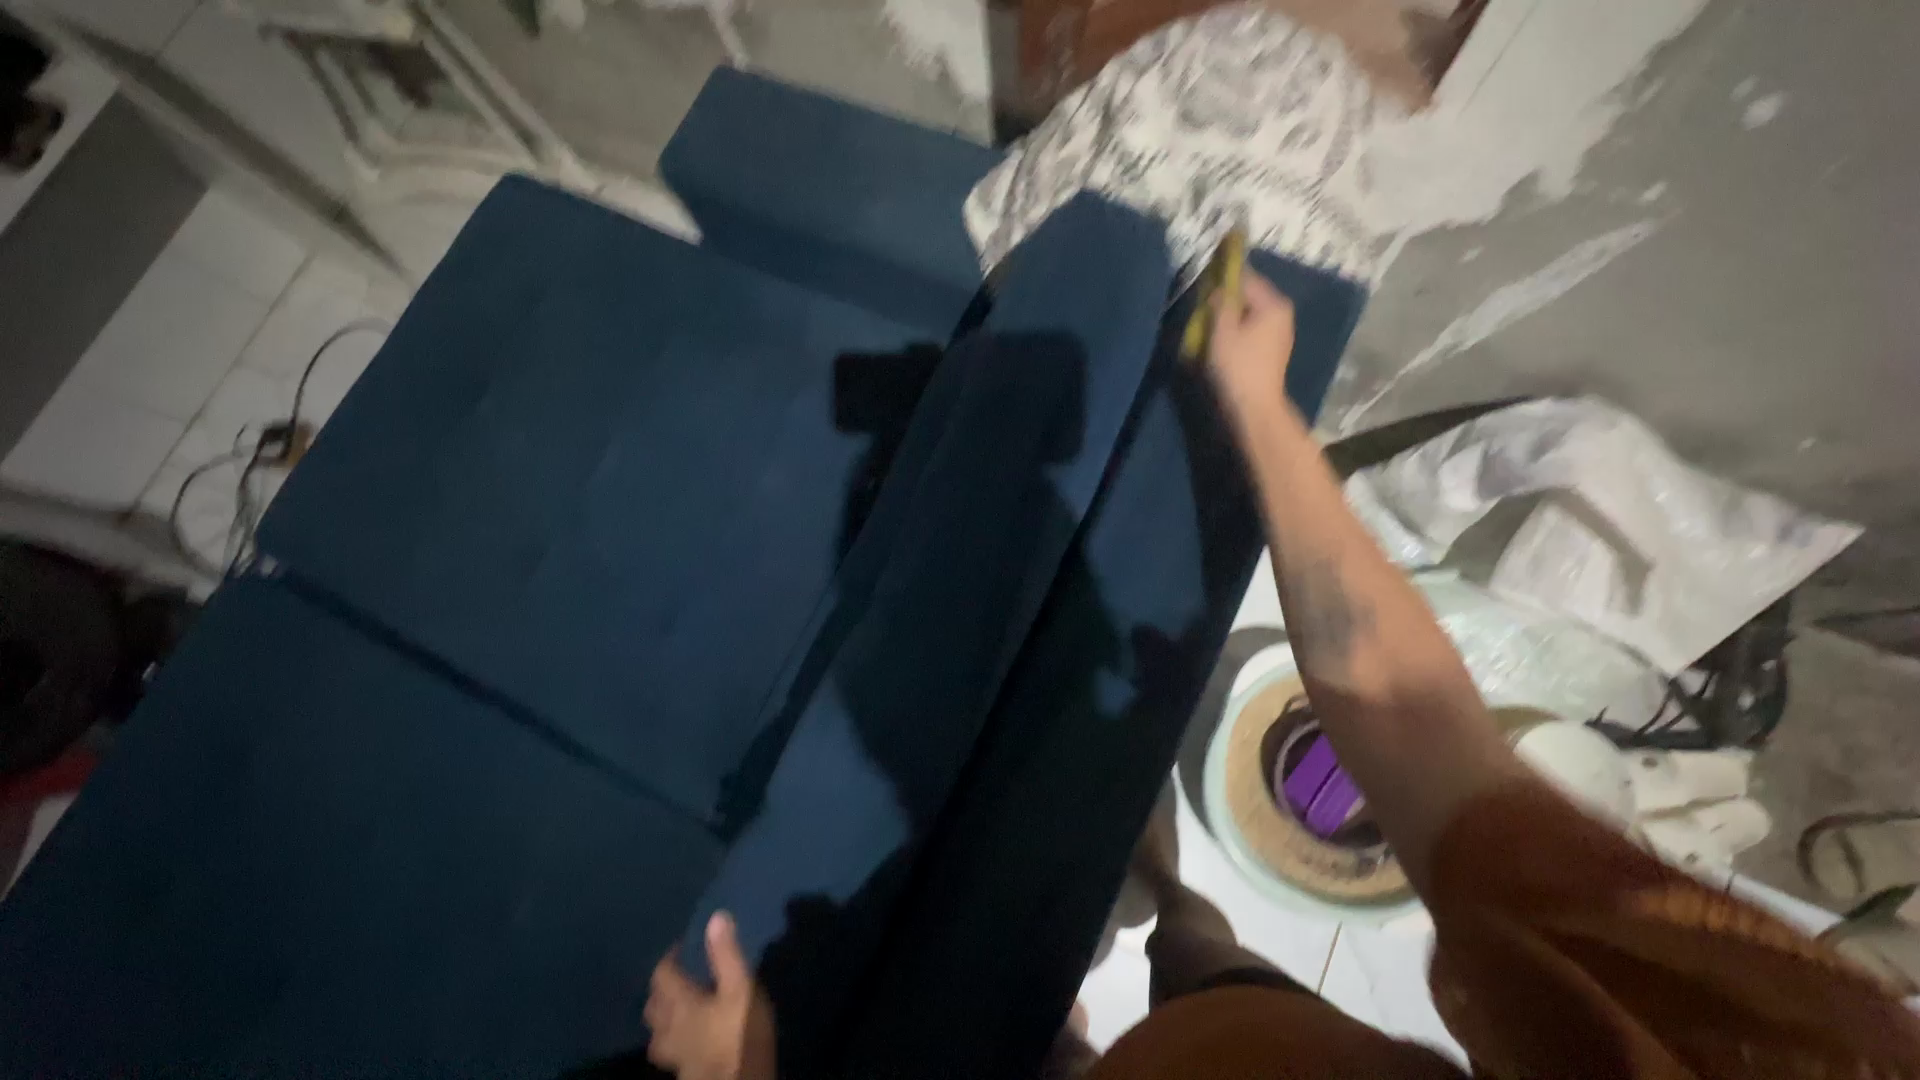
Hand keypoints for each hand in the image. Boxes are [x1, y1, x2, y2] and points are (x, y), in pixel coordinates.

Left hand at [646, 913, 776, 1079]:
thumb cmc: (739, 1034)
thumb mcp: (741, 988)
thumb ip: (726, 954)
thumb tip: (715, 916)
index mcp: (679, 1004)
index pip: (662, 975)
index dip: (669, 958)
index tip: (682, 946)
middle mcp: (669, 1029)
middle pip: (652, 1007)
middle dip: (660, 990)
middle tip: (678, 978)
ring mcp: (674, 1056)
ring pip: (657, 1035)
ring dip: (663, 1020)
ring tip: (679, 1012)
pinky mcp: (684, 1073)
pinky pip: (670, 1054)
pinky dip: (674, 1042)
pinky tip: (690, 1042)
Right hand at [1206, 270, 1297, 425]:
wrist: (1255, 407)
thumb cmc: (1238, 367)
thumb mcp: (1222, 331)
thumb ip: (1221, 304)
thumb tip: (1218, 289)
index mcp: (1273, 304)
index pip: (1246, 278)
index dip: (1225, 274)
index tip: (1206, 275)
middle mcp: (1282, 314)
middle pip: (1251, 296)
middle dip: (1229, 296)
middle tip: (1204, 300)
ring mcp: (1280, 332)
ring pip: (1251, 313)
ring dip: (1232, 314)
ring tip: (1210, 319)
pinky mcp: (1273, 349)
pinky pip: (1253, 328)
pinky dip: (1239, 328)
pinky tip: (1223, 337)